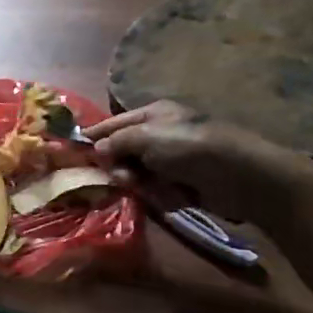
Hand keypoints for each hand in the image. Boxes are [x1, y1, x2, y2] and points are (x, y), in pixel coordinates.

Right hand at [82, 100, 303, 222]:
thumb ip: (118, 142)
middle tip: (124, 179)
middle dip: (122, 168)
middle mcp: (162, 135)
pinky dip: (164, 196)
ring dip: (144, 185)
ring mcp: (174, 161)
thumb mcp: (148, 137)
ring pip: (140, 176)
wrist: (240, 175)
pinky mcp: (185, 185)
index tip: (72, 153)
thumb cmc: (190, 147)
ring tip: (157, 190)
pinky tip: (177, 197)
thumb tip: (96, 149)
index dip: (94, 137)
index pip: (114, 124)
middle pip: (125, 153)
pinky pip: (160, 192)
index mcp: (154, 115)